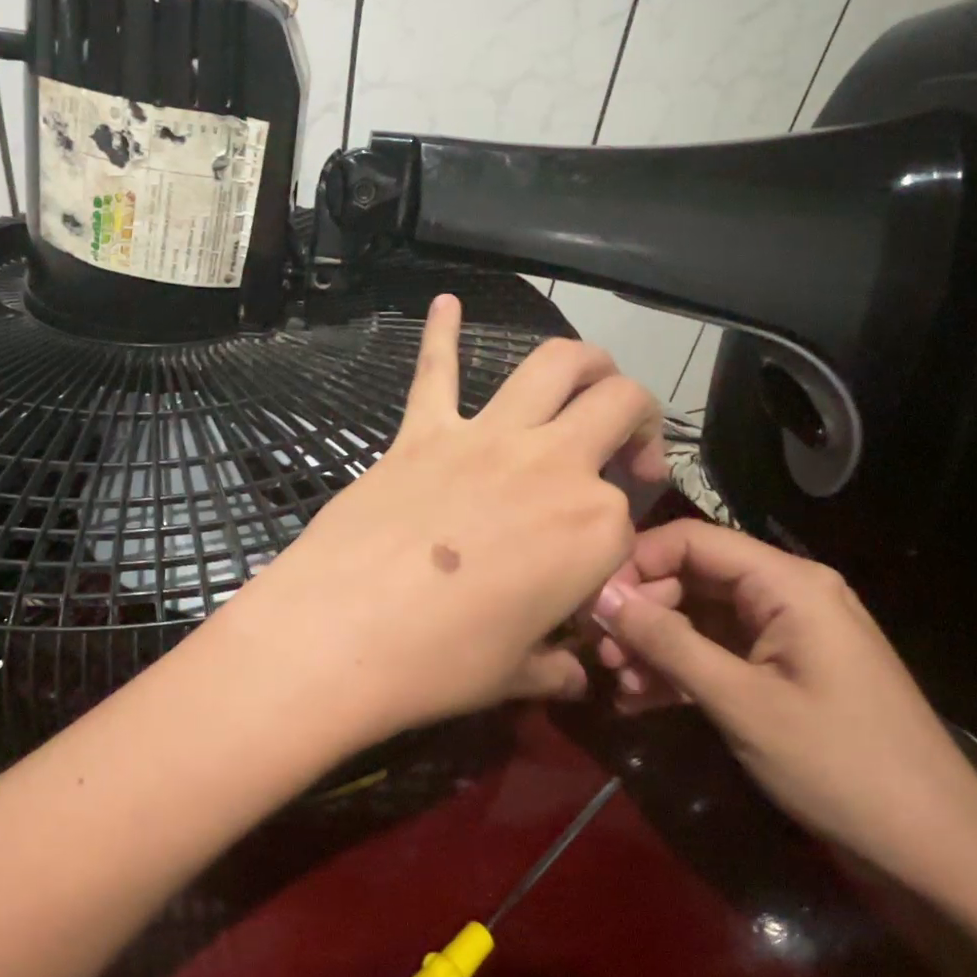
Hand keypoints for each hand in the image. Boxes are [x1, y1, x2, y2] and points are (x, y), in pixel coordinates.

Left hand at [219, 294, 665, 740]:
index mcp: (595, 528)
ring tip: (586, 374)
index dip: (618, 535)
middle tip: (623, 448)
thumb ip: (554, 665)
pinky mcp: (420, 432)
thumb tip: (570, 673)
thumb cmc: (440, 664)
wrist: (340, 632)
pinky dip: (441, 333)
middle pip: (620, 404)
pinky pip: (436, 371)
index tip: (593, 565)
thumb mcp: (515, 674)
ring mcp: (485, 439)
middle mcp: (553, 465)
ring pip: (554, 364)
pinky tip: (444, 302)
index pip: (629, 513)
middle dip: (636, 415)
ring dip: (583, 360)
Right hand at [593, 519, 976, 884]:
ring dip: (654, 646)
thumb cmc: (839, 764)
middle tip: (601, 655)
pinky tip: (641, 701)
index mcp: (788, 584)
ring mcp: (787, 637)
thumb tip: (600, 597)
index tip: (589, 603)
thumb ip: (667, 643)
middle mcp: (786, 596)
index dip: (635, 563)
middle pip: (691, 578)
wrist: (934, 852)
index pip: (691, 540)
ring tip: (617, 684)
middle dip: (641, 612)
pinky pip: (718, 655)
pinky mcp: (783, 674)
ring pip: (699, 619)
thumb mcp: (740, 701)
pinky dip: (679, 672)